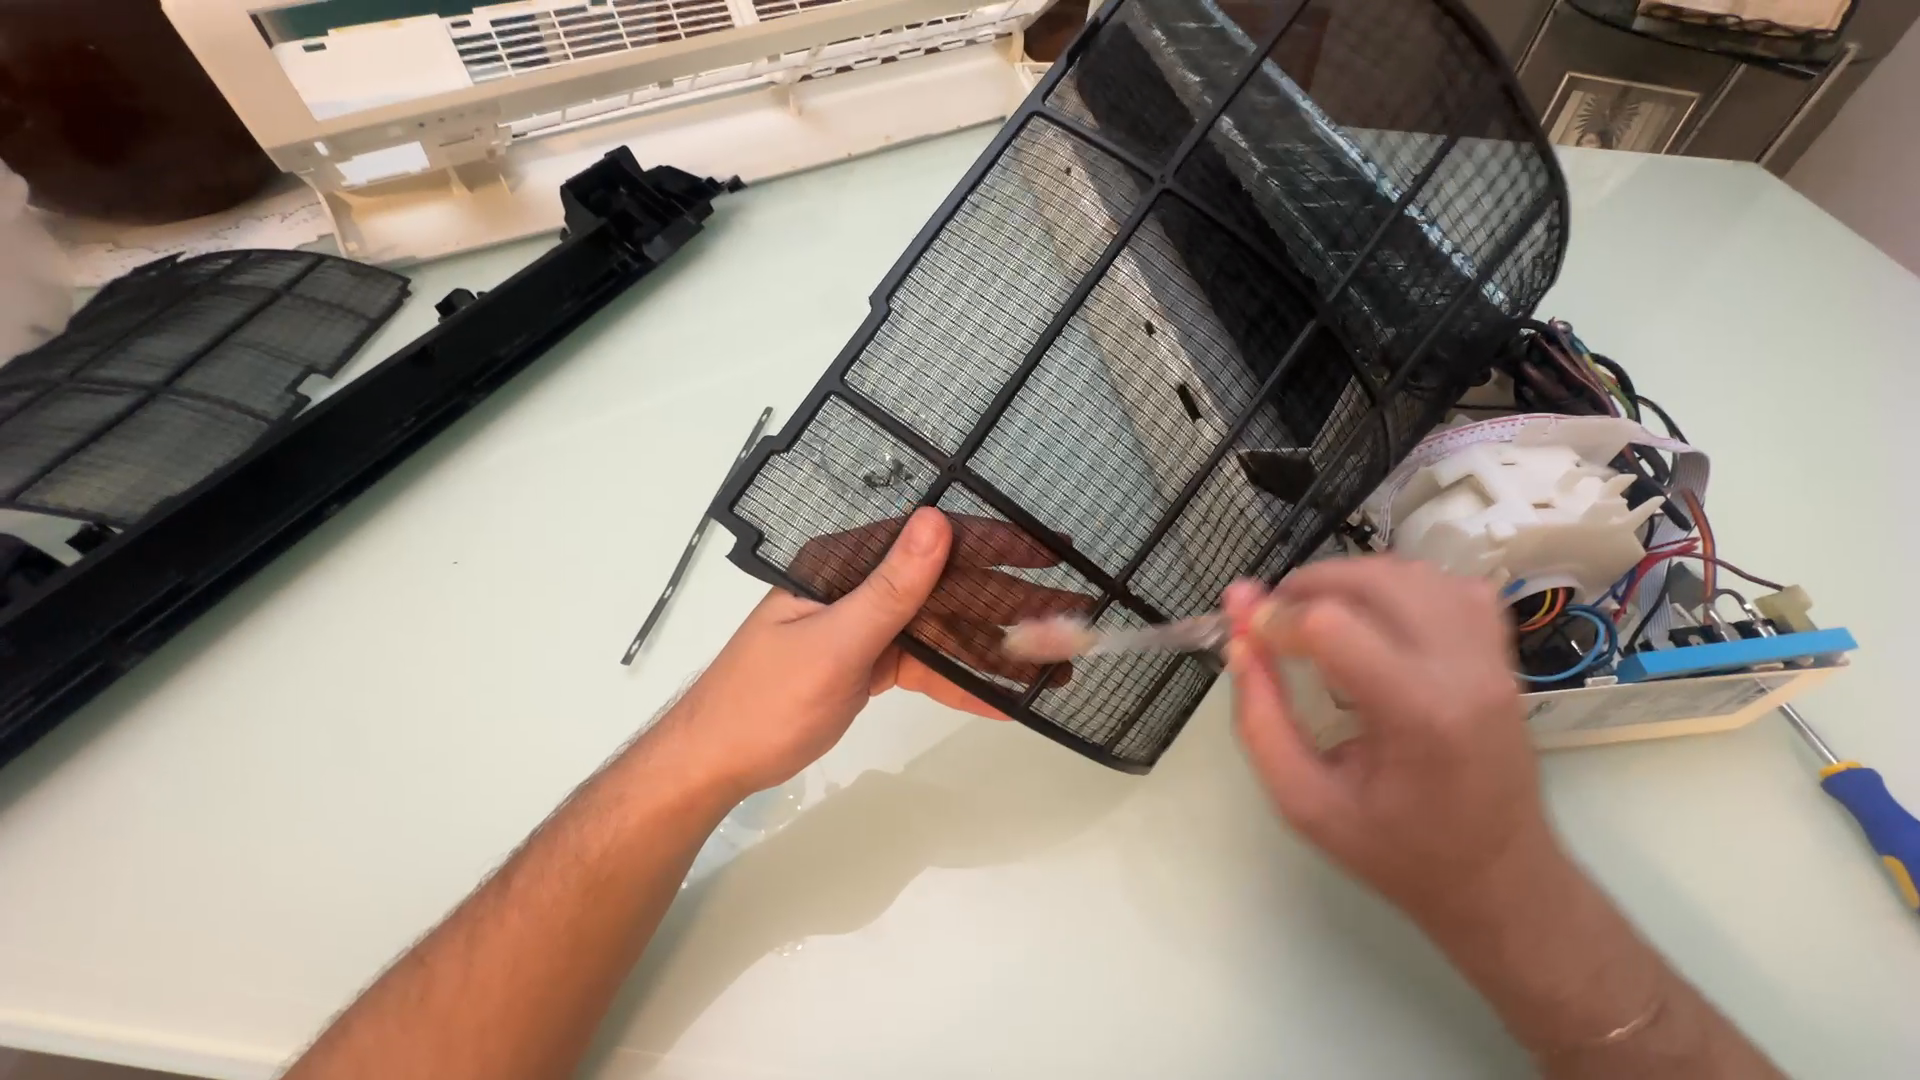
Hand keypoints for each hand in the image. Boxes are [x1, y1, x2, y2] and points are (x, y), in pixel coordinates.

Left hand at [660, 508, 1090, 800]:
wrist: (716, 761)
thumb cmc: (763, 700)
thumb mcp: (833, 644)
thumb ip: (890, 588)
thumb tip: (936, 521)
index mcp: (844, 566)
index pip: (931, 542)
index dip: (995, 543)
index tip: (1050, 550)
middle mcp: (862, 587)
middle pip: (948, 589)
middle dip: (1010, 605)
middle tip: (1072, 616)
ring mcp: (869, 626)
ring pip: (944, 629)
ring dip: (996, 649)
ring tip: (1054, 664)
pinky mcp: (873, 662)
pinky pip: (928, 665)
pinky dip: (963, 682)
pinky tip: (1006, 698)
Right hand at [1222, 558, 1565, 926]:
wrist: (1500, 880)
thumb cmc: (1395, 850)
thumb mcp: (1301, 800)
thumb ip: (1259, 718)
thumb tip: (1237, 638)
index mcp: (1417, 714)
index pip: (1331, 624)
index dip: (1274, 618)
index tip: (1248, 637)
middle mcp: (1463, 671)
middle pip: (1373, 580)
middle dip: (1307, 587)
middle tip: (1273, 619)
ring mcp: (1492, 658)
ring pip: (1412, 573)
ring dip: (1351, 579)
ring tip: (1317, 615)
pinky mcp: (1503, 656)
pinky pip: (1451, 587)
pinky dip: (1403, 586)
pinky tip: (1377, 618)